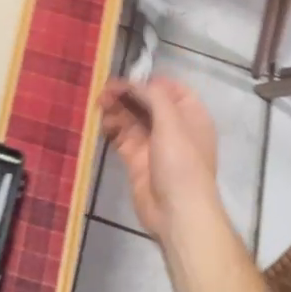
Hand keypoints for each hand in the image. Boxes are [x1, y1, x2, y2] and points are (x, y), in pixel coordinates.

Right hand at [100, 78, 220, 239]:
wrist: (176, 212)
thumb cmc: (181, 163)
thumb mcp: (172, 123)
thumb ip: (154, 97)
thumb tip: (136, 83)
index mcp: (191, 116)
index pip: (171, 89)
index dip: (150, 82)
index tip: (127, 79)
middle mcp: (173, 127)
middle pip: (148, 102)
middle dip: (127, 94)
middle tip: (104, 91)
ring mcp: (154, 144)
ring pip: (132, 118)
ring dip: (116, 110)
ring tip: (99, 106)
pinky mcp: (137, 159)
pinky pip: (122, 137)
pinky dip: (112, 128)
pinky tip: (101, 123)